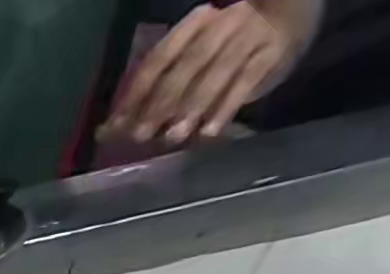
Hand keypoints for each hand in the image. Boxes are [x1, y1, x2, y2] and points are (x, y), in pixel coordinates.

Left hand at [100, 1, 292, 145]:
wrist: (284, 19)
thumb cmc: (215, 52)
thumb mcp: (180, 64)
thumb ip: (146, 94)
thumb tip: (106, 132)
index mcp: (191, 25)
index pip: (155, 62)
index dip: (133, 96)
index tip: (114, 127)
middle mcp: (223, 23)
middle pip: (185, 68)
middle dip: (160, 105)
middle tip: (141, 136)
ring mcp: (252, 34)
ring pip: (216, 75)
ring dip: (191, 109)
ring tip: (172, 137)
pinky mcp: (274, 51)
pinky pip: (247, 82)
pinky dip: (225, 109)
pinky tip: (208, 133)